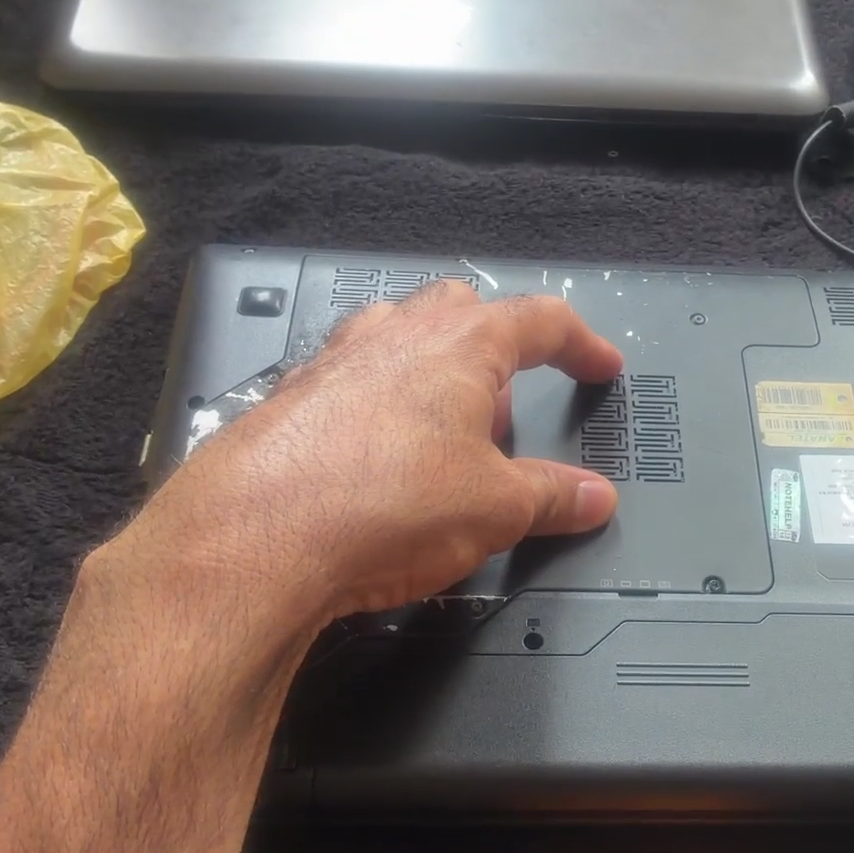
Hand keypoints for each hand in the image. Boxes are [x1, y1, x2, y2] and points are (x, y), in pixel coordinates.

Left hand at [109, 280, 625, 642]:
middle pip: (461, 312)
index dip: (581, 344)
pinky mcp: (290, 399)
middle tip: (505, 409)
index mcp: (460, 344)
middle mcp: (396, 335)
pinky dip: (381, 405)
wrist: (251, 540)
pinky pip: (352, 381)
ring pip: (399, 339)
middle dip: (496, 349)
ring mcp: (336, 360)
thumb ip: (553, 496)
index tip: (602, 366)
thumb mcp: (495, 508)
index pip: (541, 321)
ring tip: (443, 432)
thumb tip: (596, 499)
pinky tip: (377, 457)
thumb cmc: (389, 504)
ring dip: (434, 372)